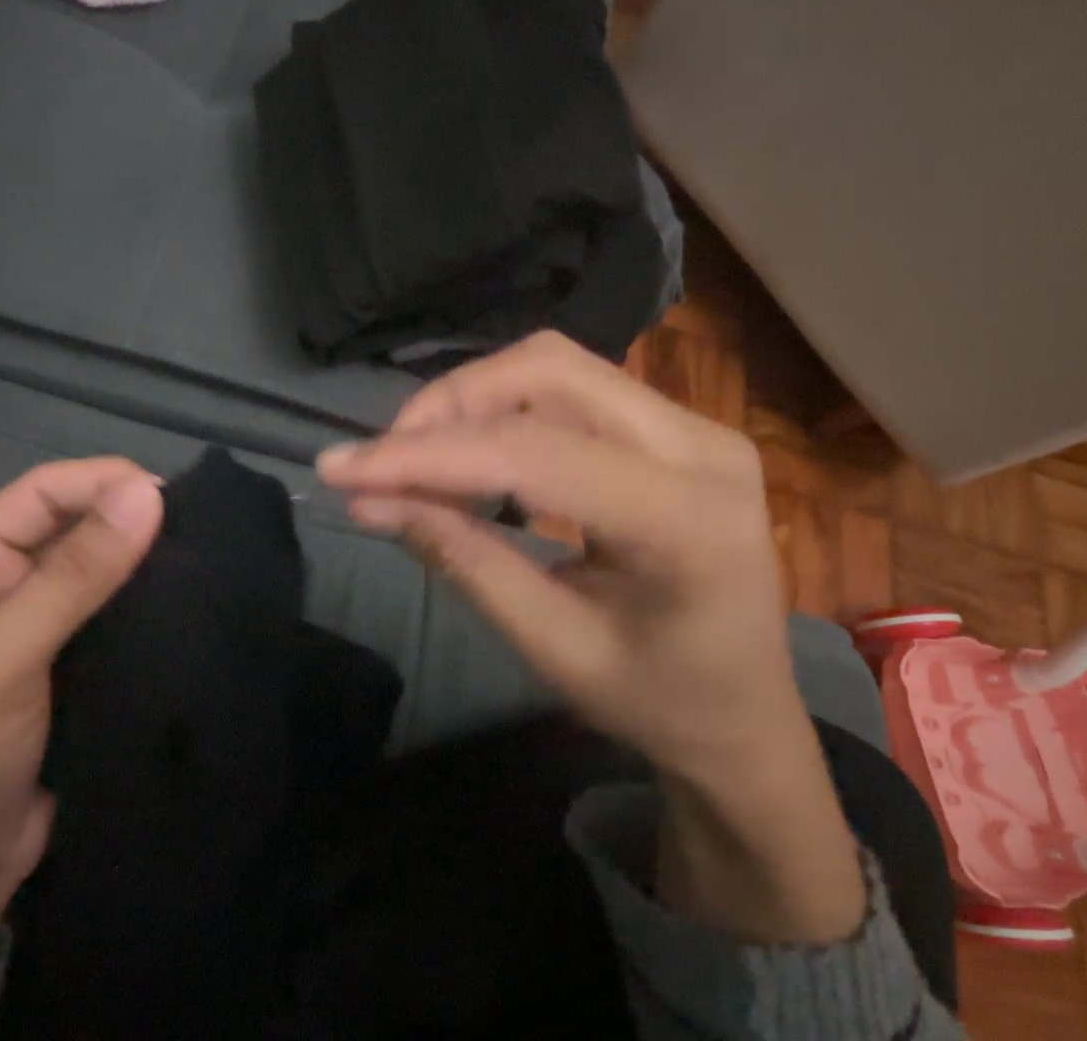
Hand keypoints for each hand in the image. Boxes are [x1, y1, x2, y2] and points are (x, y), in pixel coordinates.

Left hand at [0, 458, 163, 1040]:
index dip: (101, 483)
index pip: (37, 497)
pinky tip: (189, 616)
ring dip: (144, 571)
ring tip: (208, 567)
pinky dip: (146, 618)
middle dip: (128, 525)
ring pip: (98, 582)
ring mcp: (33, 640)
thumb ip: (72, 576)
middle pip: (70, 533)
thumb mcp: (1, 659)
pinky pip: (111, 630)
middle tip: (203, 534)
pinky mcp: (67, 681)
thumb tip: (147, 493)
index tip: (175, 496)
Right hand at [317, 332, 864, 941]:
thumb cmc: (655, 702)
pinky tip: (463, 455)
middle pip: (549, 372)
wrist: (745, 718)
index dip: (425, 455)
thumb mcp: (551, 646)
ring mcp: (697, 430)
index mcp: (688, 522)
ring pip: (556, 369)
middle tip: (381, 462)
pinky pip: (571, 391)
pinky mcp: (676, 430)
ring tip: (411, 459)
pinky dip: (500, 412)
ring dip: (469, 402)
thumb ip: (464, 561)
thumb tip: (370, 502)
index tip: (340, 470)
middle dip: (446, 405)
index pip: (533, 454)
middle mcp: (703, 449)